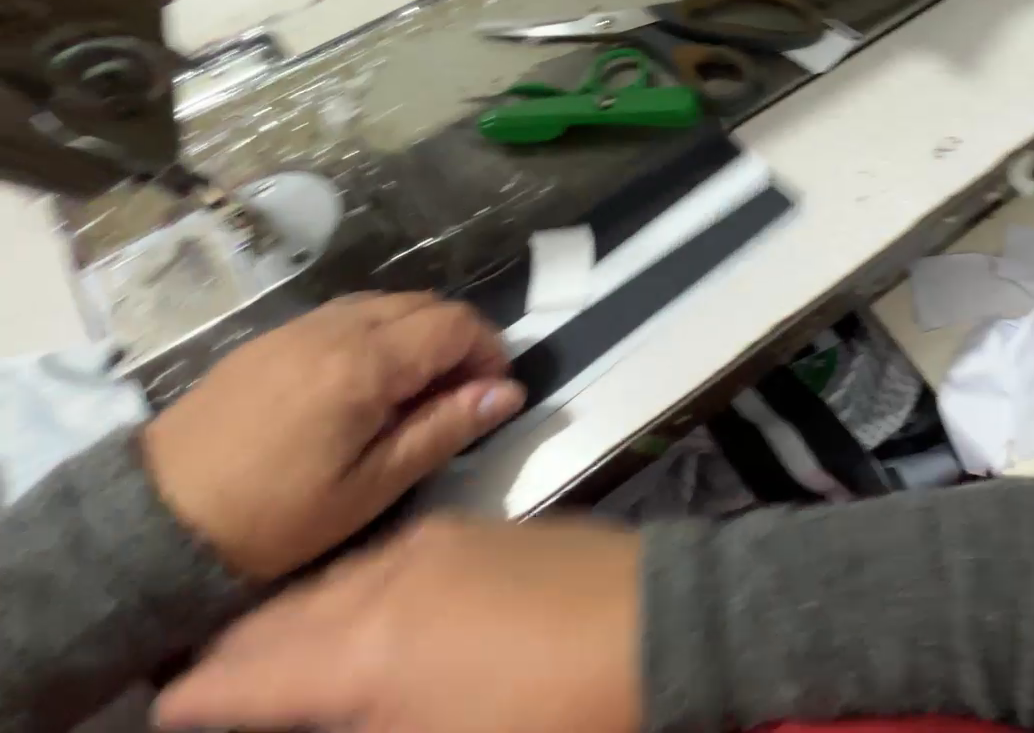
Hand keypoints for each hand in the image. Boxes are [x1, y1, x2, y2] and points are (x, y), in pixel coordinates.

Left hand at [142, 292, 525, 580]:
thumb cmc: (273, 516)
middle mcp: (334, 329)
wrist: (144, 528)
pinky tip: (367, 382)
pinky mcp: (271, 340)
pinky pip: (350, 314)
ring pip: (390, 303)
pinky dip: (381, 333)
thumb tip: (509, 392)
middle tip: (458, 394)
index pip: (457, 324)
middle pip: (428, 304)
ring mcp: (298, 329)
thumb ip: (447, 428)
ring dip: (421, 334)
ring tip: (414, 388)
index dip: (490, 352)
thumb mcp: (373, 485)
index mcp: (364, 364)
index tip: (490, 395)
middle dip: (461, 340)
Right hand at [152, 515, 642, 732]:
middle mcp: (395, 576)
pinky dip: (366, 582)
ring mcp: (453, 539)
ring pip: (344, 575)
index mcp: (366, 645)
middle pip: (287, 614)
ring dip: (305, 612)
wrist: (660, 620)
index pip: (243, 675)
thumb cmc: (554, 710)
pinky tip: (373, 603)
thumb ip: (361, 725)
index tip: (168, 715)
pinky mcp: (497, 527)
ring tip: (283, 644)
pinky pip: (402, 552)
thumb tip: (334, 712)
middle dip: (243, 653)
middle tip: (216, 683)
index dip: (198, 700)